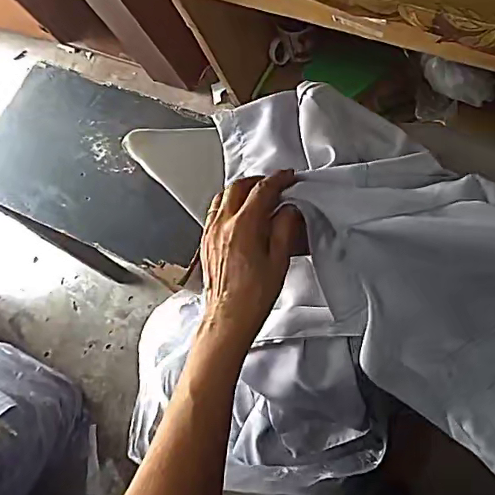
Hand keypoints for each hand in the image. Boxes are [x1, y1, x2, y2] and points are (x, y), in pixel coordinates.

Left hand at [198, 171, 304, 343]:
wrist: (229, 316)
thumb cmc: (253, 295)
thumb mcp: (280, 260)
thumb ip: (285, 228)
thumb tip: (288, 210)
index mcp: (244, 227)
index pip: (262, 191)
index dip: (278, 180)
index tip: (288, 177)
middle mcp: (223, 226)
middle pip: (238, 187)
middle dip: (259, 181)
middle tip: (275, 184)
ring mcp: (211, 233)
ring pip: (223, 197)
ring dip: (242, 190)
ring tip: (258, 195)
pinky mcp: (206, 242)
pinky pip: (215, 212)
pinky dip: (230, 204)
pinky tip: (241, 214)